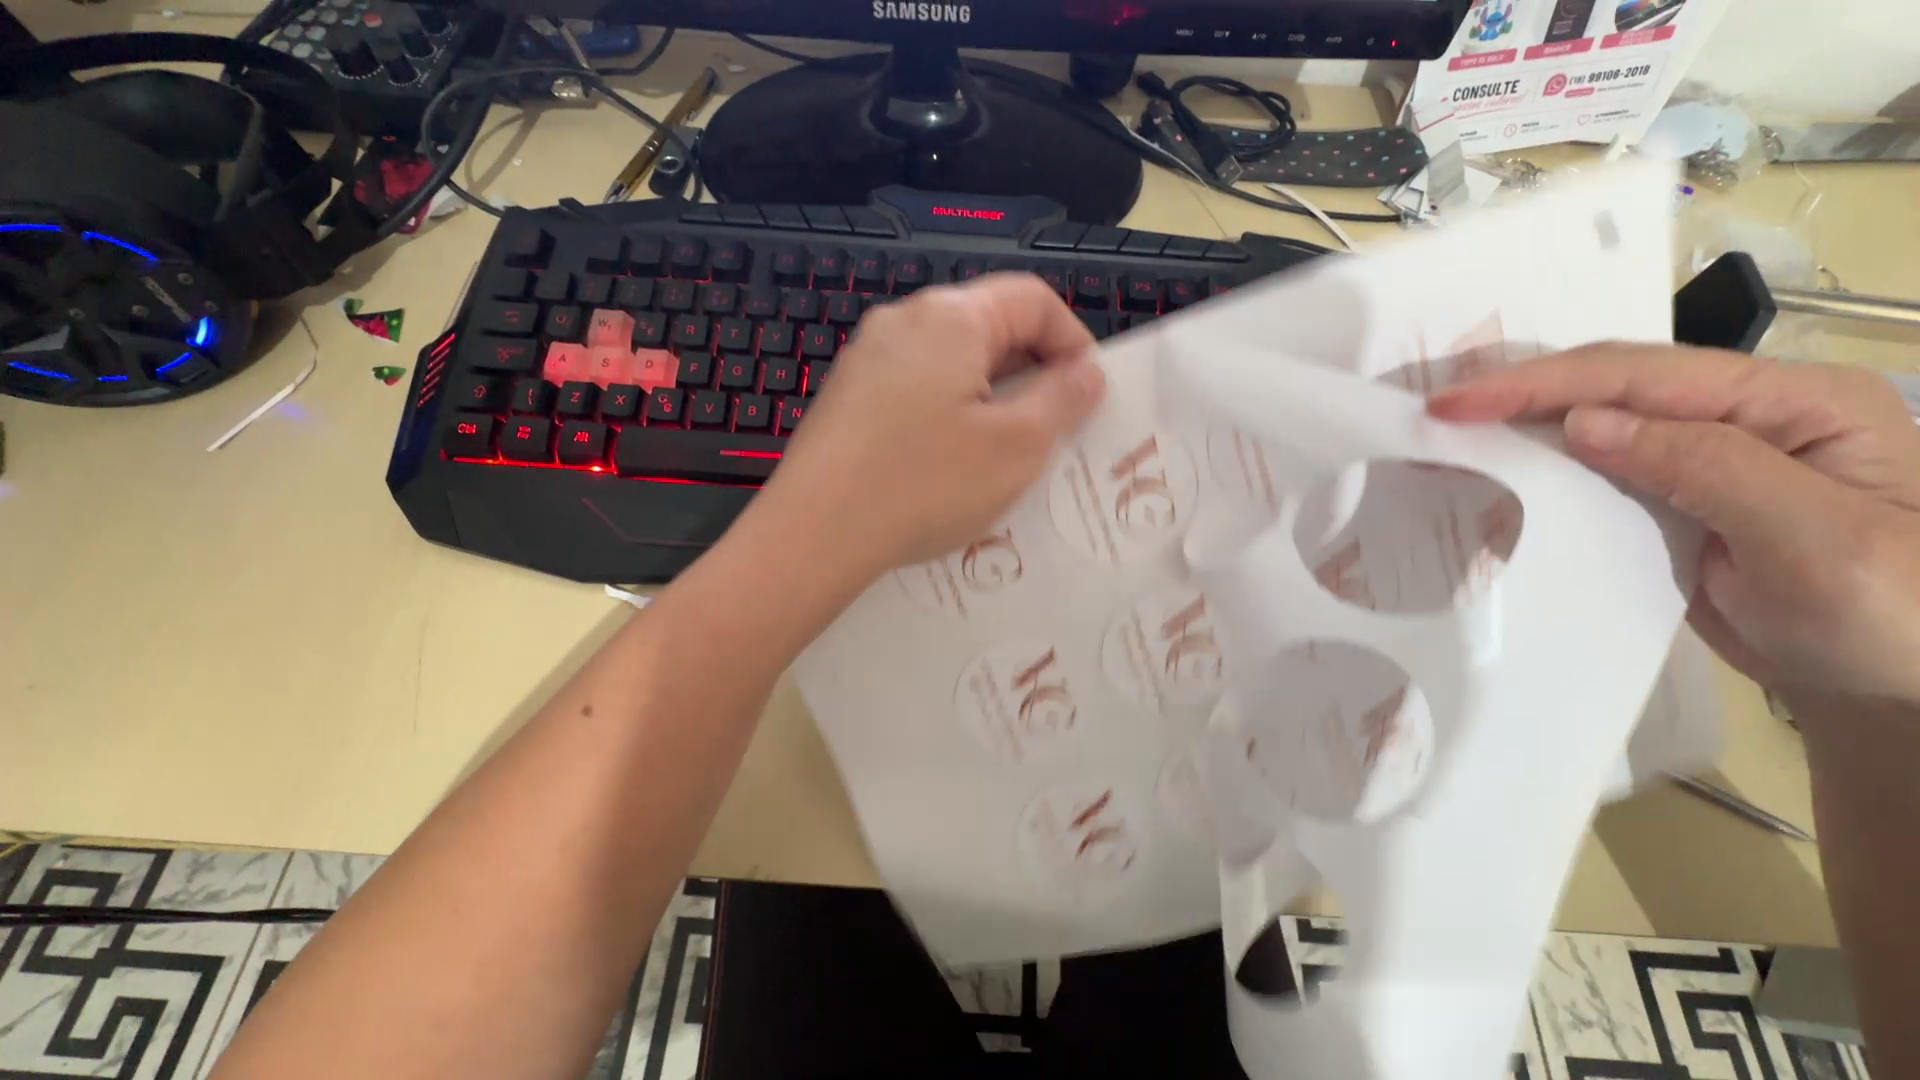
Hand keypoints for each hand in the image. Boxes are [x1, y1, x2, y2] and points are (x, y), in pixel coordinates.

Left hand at [750, 273, 1105, 577]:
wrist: (814, 534)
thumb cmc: (925, 484)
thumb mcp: (1016, 446)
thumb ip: (1062, 399)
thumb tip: (1087, 371)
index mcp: (952, 316)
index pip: (1033, 299)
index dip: (1073, 341)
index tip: (1087, 395)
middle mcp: (904, 319)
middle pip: (989, 324)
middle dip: (1032, 370)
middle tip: (1054, 429)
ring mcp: (867, 356)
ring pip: (952, 360)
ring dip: (991, 395)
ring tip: (1005, 452)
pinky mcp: (846, 395)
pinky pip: (916, 387)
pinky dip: (948, 412)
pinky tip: (949, 463)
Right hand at [1428, 343, 1919, 705]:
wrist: (1900, 692)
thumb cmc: (1891, 618)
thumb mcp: (1815, 542)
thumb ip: (1706, 468)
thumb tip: (1584, 424)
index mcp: (1795, 402)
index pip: (1644, 375)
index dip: (1540, 384)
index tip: (1452, 404)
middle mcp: (1750, 412)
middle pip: (1614, 382)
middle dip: (1519, 390)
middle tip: (1432, 409)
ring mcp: (1713, 454)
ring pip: (1599, 419)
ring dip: (1522, 421)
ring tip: (1447, 431)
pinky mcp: (1679, 497)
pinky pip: (1599, 467)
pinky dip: (1541, 462)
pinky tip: (1500, 466)